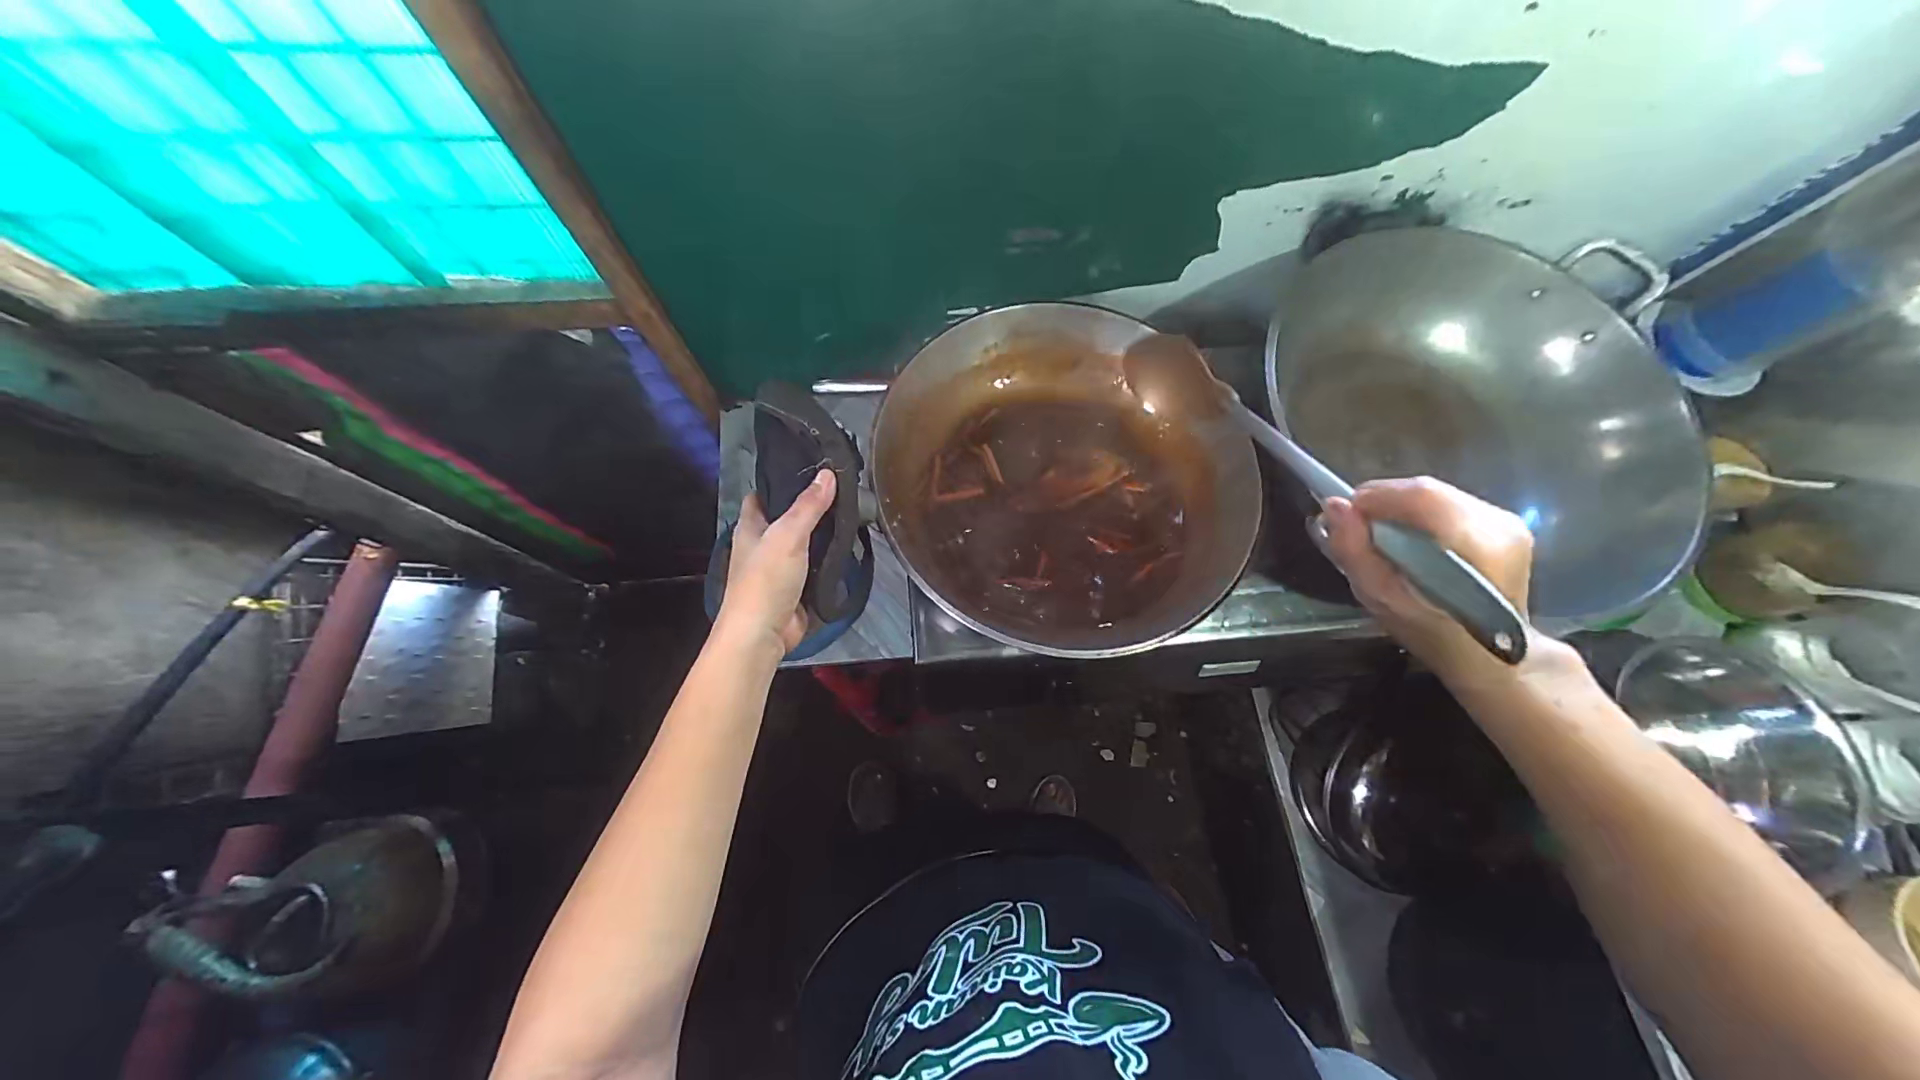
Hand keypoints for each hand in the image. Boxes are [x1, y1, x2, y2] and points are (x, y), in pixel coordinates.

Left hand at [715, 468, 836, 657]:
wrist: (762, 634)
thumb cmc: (766, 580)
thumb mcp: (787, 535)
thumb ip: (808, 506)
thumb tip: (828, 473)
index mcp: (750, 527)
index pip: (763, 494)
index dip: (782, 479)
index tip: (811, 467)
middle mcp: (764, 543)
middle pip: (788, 516)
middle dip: (811, 504)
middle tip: (843, 486)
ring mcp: (781, 566)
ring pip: (805, 540)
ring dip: (824, 530)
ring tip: (853, 508)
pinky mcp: (798, 586)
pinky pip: (816, 564)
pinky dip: (830, 556)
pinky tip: (850, 543)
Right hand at [1322, 476, 1538, 684]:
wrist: (1490, 657)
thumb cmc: (1432, 634)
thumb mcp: (1381, 599)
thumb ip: (1355, 551)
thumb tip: (1334, 507)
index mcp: (1475, 544)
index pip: (1419, 496)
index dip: (1374, 497)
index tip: (1345, 517)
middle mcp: (1498, 523)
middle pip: (1426, 491)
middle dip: (1384, 504)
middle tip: (1359, 531)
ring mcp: (1507, 521)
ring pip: (1435, 495)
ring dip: (1400, 510)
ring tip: (1382, 539)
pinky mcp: (1505, 523)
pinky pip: (1447, 504)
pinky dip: (1419, 516)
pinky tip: (1409, 542)